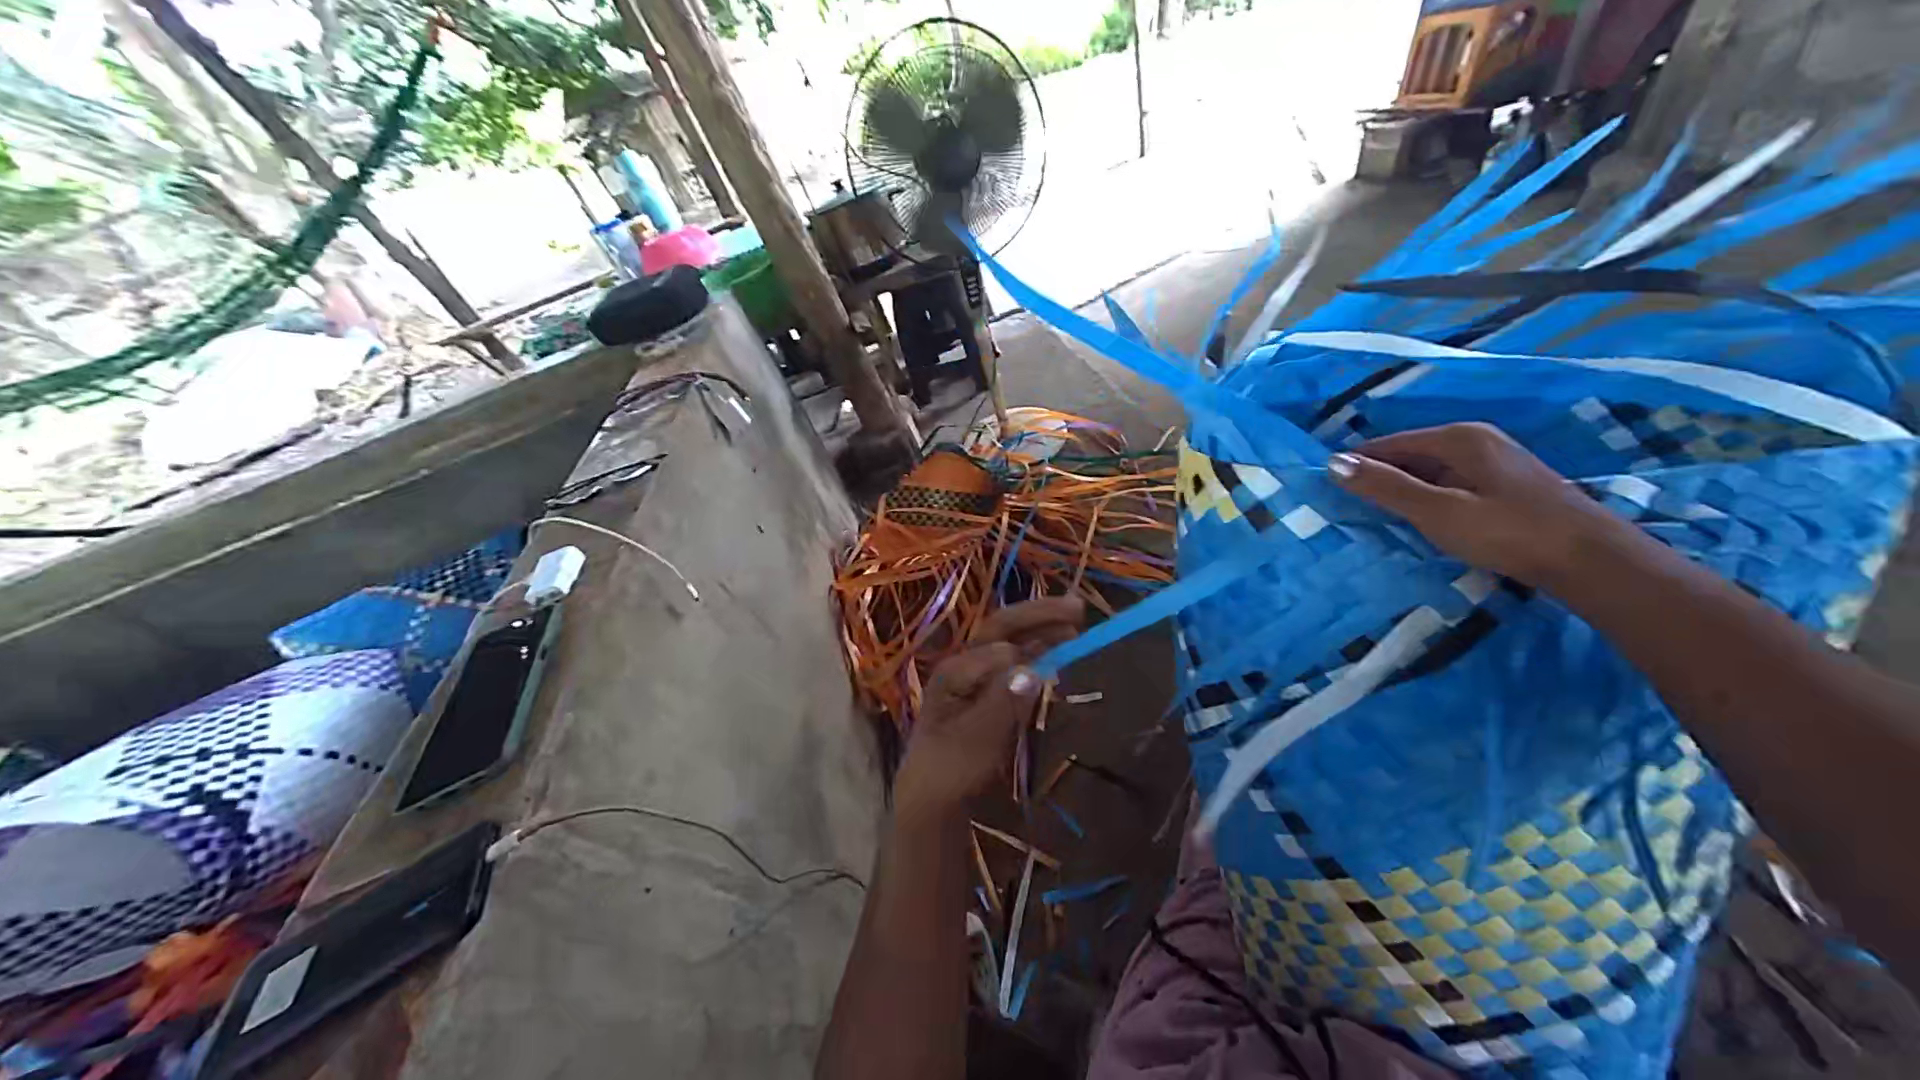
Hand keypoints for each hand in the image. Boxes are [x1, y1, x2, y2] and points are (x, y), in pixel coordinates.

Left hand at [894, 597, 1085, 816]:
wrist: (935, 804)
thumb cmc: (949, 772)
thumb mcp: (974, 741)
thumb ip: (1003, 704)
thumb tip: (1033, 669)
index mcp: (955, 670)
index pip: (998, 642)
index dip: (1030, 637)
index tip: (1067, 643)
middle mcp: (967, 666)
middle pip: (1003, 630)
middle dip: (1039, 616)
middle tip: (1078, 608)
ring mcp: (979, 680)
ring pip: (1013, 644)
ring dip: (1042, 631)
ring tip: (1076, 626)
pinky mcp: (993, 698)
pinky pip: (1019, 666)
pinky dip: (1042, 655)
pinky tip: (1062, 656)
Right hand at [1328, 422, 1649, 588]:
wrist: (1591, 561)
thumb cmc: (1507, 532)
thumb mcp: (1436, 511)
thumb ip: (1384, 487)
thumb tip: (1332, 463)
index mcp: (1457, 438)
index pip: (1386, 445)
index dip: (1356, 467)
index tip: (1327, 493)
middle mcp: (1475, 440)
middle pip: (1408, 456)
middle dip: (1379, 480)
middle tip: (1350, 513)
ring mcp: (1493, 461)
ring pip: (1429, 472)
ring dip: (1403, 493)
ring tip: (1380, 522)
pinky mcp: (1505, 485)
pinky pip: (1448, 484)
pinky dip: (1428, 500)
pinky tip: (1423, 524)